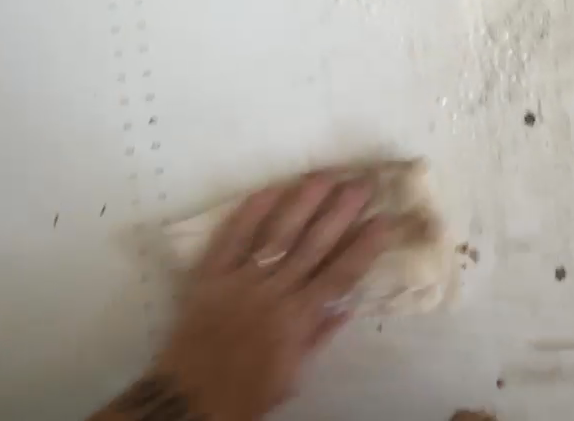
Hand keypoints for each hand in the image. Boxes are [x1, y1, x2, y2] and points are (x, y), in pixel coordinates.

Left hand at [141, 173, 391, 420]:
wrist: (190, 397)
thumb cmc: (247, 389)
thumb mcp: (292, 374)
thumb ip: (318, 336)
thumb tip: (347, 305)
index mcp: (298, 318)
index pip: (339, 275)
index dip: (363, 247)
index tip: (383, 220)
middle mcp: (275, 291)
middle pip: (314, 243)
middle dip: (341, 211)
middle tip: (361, 183)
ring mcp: (243, 277)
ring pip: (279, 231)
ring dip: (304, 200)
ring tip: (325, 175)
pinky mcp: (212, 271)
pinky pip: (234, 235)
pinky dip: (252, 210)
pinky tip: (272, 186)